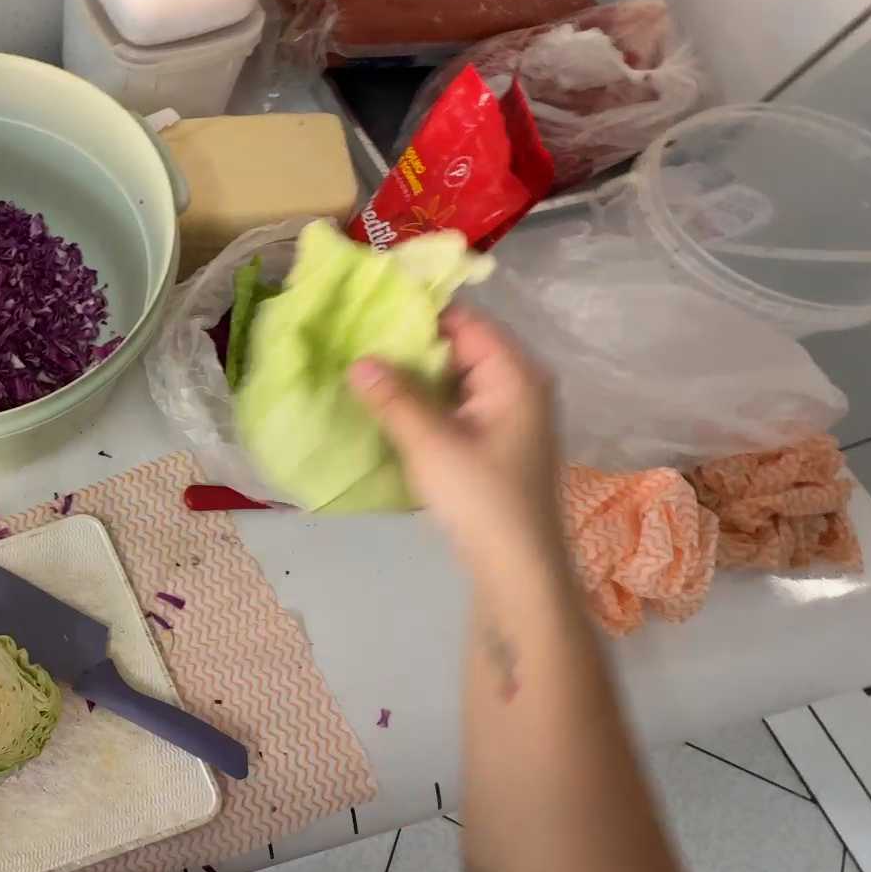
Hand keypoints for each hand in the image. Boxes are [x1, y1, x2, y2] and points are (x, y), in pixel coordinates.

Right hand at [349, 305, 572, 608]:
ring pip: (452, 375)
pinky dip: (420, 396)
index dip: (420, 311)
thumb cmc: (481, 498)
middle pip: (459, 345)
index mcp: (515, 375)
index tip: (368, 308)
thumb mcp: (430, 444)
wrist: (515, 563)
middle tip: (353, 336)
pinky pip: (452, 400)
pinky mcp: (490, 437)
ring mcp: (505, 413)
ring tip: (359, 364)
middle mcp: (517, 385)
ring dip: (411, 371)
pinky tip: (384, 402)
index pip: (466, 321)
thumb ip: (393, 398)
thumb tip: (358, 359)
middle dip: (409, 341)